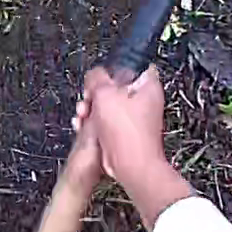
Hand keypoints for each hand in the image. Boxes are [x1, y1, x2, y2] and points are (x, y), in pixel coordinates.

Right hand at [71, 66, 191, 228]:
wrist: (130, 166)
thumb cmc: (127, 134)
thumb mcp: (104, 94)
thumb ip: (97, 78)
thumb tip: (94, 76)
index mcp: (148, 86)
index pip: (134, 66)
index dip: (114, 68)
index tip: (103, 75)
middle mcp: (144, 101)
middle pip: (115, 87)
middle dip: (96, 92)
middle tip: (89, 97)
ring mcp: (135, 118)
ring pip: (108, 105)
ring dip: (91, 108)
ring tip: (84, 114)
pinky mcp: (125, 133)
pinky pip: (106, 121)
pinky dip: (94, 122)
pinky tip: (84, 125)